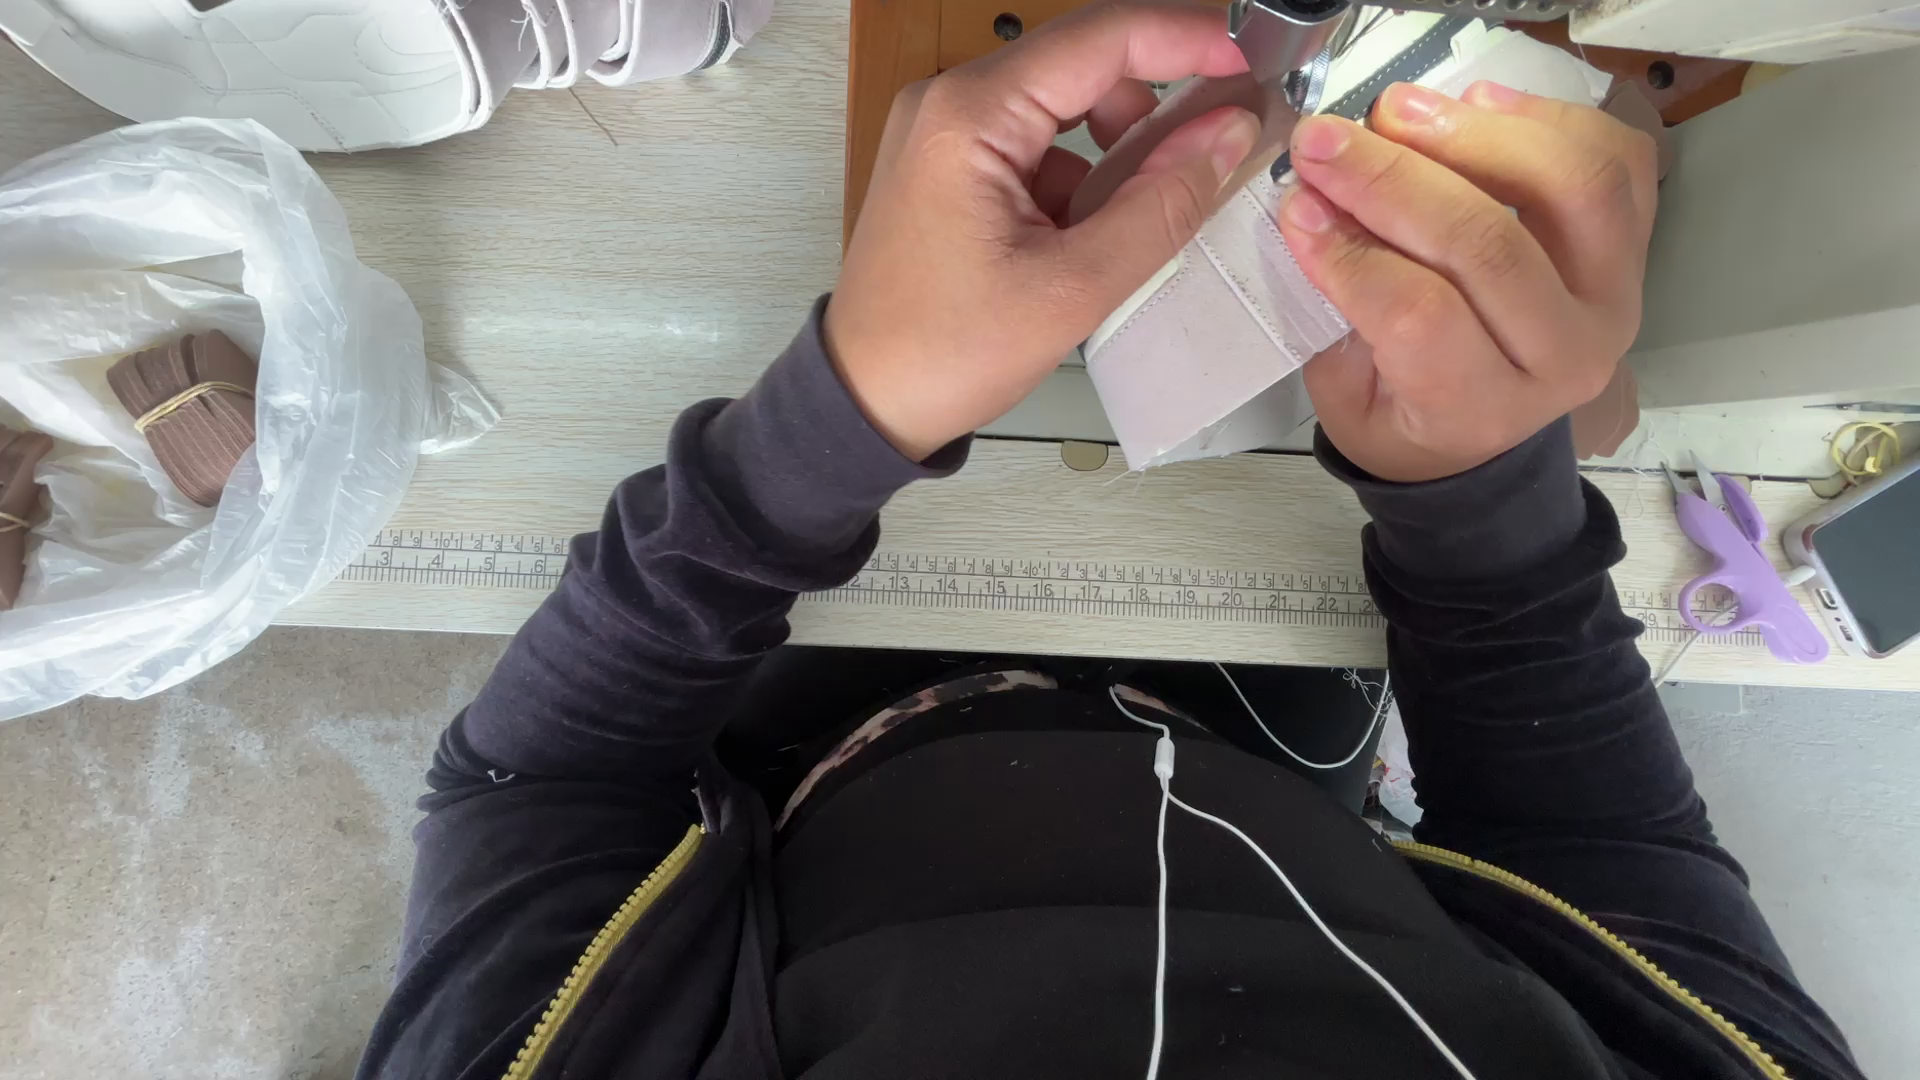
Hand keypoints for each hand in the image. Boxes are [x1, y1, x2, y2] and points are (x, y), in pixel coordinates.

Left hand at [826, 1, 1261, 460]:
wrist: (867, 403)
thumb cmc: (948, 354)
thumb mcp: (1071, 288)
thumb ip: (1159, 206)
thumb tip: (1227, 133)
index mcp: (969, 116)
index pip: (1100, 38)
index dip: (1187, 38)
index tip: (1249, 61)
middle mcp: (945, 108)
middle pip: (1076, 69)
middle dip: (1149, 108)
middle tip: (1202, 158)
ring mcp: (938, 142)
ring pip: (1054, 116)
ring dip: (1108, 156)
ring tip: (1126, 225)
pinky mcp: (942, 178)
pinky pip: (1026, 154)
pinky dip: (1069, 184)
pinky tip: (1078, 242)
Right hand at [1280, 81, 1658, 482]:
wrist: (1469, 442)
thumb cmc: (1393, 423)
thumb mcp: (1342, 395)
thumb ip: (1335, 312)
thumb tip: (1314, 207)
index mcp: (1476, 407)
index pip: (1416, 314)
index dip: (1350, 253)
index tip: (1296, 205)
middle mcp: (1561, 355)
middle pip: (1485, 242)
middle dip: (1391, 179)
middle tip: (1324, 140)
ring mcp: (1612, 299)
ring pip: (1569, 186)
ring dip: (1472, 134)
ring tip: (1394, 111)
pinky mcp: (1633, 255)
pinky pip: (1612, 162)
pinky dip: (1543, 119)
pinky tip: (1472, 104)